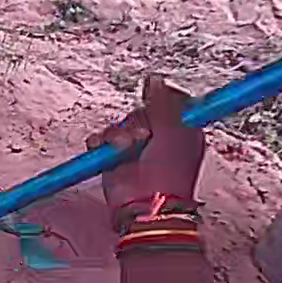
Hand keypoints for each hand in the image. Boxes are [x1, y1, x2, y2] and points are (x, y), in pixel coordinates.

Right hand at [86, 75, 203, 213]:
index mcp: (181, 129)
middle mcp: (157, 136)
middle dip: (137, 121)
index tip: (154, 100)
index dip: (160, 100)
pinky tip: (109, 151)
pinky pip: (100, 140)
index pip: (169, 102)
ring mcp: (134, 147)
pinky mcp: (112, 158)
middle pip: (140, 111)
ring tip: (127, 148)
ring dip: (119, 134)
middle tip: (144, 135)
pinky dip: (101, 144)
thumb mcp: (174, 130)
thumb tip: (155, 79)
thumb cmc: (169, 173)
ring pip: (118, 124)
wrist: (145, 202)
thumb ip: (164, 102)